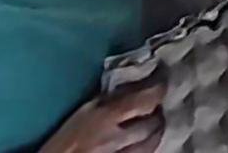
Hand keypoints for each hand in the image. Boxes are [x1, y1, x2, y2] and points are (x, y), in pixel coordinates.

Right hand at [39, 84, 162, 152]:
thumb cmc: (65, 140)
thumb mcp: (86, 111)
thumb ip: (112, 97)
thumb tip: (137, 81)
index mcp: (109, 116)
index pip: (148, 99)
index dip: (160, 90)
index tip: (162, 84)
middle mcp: (118, 138)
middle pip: (154, 123)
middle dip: (158, 115)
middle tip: (158, 109)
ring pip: (151, 146)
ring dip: (155, 135)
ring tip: (153, 128)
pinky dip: (145, 151)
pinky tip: (141, 146)